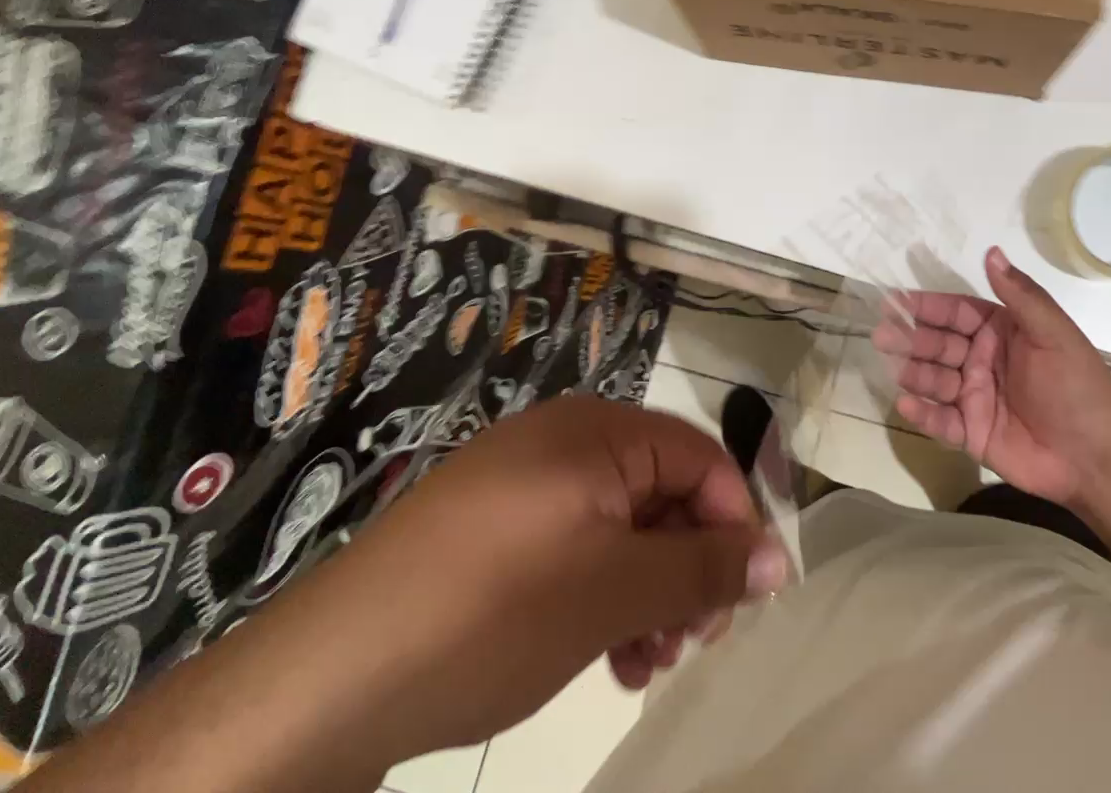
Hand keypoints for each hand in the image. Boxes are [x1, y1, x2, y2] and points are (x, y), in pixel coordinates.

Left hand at [213, 397, 787, 767]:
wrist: (328, 679)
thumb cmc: (495, 614)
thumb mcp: (618, 591)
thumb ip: (707, 568)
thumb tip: (782, 559)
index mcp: (595, 433)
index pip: (701, 458)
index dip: (734, 523)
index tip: (743, 594)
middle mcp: (562, 443)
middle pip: (663, 495)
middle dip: (689, 570)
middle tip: (694, 639)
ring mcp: (522, 487)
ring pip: (623, 532)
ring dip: (651, 595)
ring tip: (647, 664)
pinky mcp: (493, 532)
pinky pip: (576, 549)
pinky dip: (605, 598)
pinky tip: (608, 658)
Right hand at [873, 247, 1110, 509]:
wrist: (1094, 452)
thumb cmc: (1075, 386)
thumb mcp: (1053, 334)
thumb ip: (1020, 295)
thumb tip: (992, 251)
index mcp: (1002, 333)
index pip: (957, 313)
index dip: (928, 306)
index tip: (895, 301)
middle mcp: (984, 361)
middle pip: (939, 345)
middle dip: (911, 339)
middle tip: (883, 335)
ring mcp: (975, 398)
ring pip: (934, 381)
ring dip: (914, 373)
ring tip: (897, 369)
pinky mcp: (971, 433)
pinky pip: (940, 420)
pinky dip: (923, 413)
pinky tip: (907, 403)